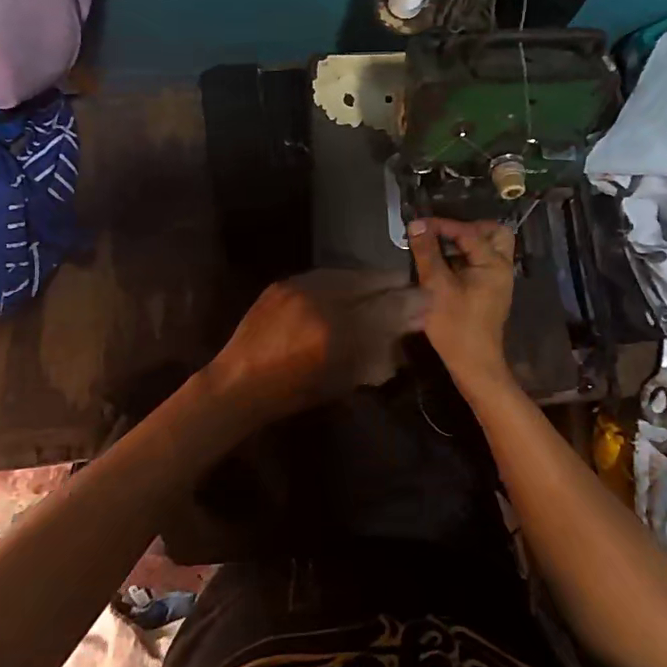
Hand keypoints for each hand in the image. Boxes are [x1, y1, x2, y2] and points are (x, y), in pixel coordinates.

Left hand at [202, 269, 425, 422]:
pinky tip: (346, 294)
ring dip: (368, 284)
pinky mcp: (282, 283)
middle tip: (409, 296)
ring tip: (379, 294)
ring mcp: (298, 287)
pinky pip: (324, 276)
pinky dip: (341, 284)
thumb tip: (409, 328)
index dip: (411, 302)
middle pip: (371, 283)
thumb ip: (379, 352)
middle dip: (394, 288)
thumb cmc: (294, 391)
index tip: (427, 302)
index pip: (387, 305)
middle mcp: (318, 300)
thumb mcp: (344, 378)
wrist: (238, 384)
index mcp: (336, 331)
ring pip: (348, 275)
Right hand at [408, 218, 515, 378]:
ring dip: (465, 243)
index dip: (442, 225)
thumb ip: (427, 252)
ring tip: (438, 247)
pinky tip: (443, 265)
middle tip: (442, 233)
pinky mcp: (490, 292)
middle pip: (493, 233)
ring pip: (489, 248)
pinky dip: (466, 257)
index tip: (418, 225)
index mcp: (494, 264)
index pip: (469, 232)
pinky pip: (482, 263)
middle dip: (467, 228)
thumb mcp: (436, 286)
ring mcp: (498, 281)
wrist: (474, 364)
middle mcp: (502, 268)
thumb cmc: (456, 325)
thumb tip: (416, 225)